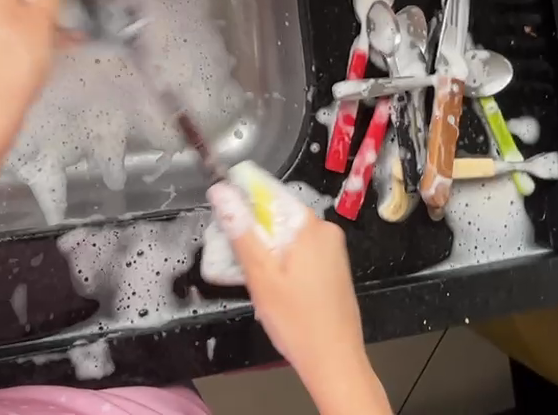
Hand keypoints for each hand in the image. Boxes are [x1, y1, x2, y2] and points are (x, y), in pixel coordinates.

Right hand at [208, 183, 389, 414]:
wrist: (336, 366)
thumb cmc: (297, 322)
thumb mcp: (260, 275)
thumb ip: (240, 230)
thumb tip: (221, 192)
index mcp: (310, 225)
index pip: (270, 194)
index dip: (244, 205)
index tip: (227, 225)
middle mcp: (326, 231)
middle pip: (278, 217)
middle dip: (257, 237)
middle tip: (243, 266)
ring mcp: (333, 251)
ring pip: (288, 238)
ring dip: (269, 254)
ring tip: (260, 284)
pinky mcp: (335, 269)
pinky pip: (302, 253)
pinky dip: (285, 265)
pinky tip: (278, 292)